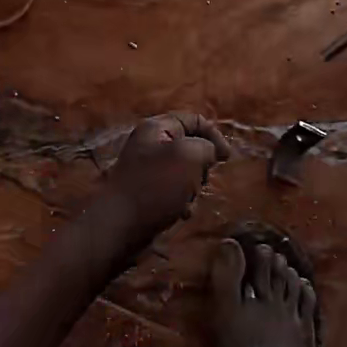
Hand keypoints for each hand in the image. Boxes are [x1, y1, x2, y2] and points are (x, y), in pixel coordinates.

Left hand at [97, 112, 232, 242]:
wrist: (120, 227)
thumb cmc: (157, 186)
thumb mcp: (190, 156)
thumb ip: (207, 146)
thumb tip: (211, 151)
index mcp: (157, 128)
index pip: (195, 119)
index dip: (214, 135)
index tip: (225, 157)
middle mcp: (151, 145)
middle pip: (192, 146)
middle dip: (203, 165)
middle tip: (202, 178)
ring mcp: (148, 170)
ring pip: (187, 171)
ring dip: (195, 187)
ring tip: (188, 199)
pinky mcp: (148, 192)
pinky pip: (176, 191)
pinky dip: (183, 201)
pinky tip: (181, 212)